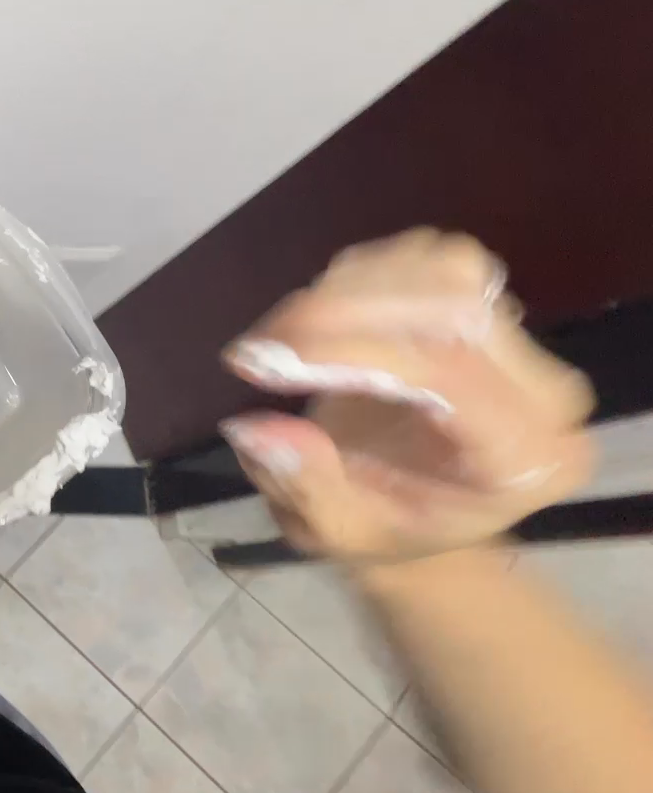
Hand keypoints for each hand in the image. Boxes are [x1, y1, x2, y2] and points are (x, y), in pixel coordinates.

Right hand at [219, 229, 593, 564]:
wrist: (418, 512)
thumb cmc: (380, 528)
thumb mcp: (332, 532)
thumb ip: (304, 484)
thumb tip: (253, 427)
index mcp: (519, 457)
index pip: (449, 374)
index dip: (348, 351)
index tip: (258, 361)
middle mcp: (540, 393)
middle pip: (451, 309)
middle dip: (335, 314)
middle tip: (252, 349)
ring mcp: (517, 346)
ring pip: (443, 271)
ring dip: (342, 291)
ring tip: (278, 335)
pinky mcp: (483, 312)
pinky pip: (430, 260)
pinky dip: (361, 274)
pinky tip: (317, 314)